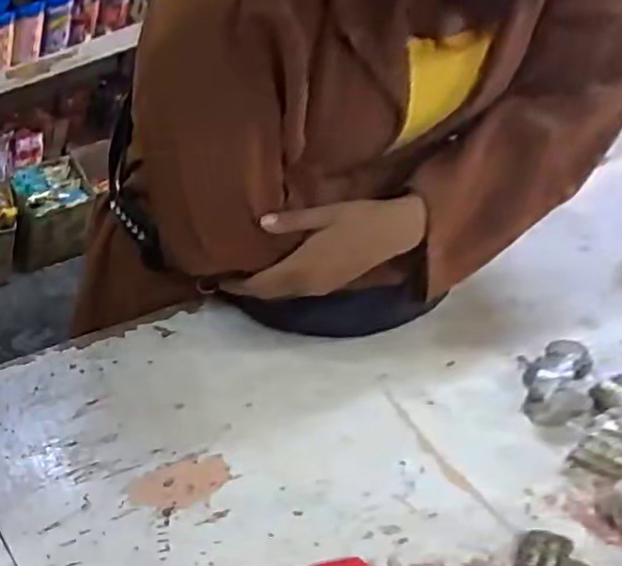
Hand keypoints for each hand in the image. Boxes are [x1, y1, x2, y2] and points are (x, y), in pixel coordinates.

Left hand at [221, 195, 427, 299]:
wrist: (400, 231)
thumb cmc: (362, 217)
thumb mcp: (326, 214)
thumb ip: (292, 221)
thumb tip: (261, 222)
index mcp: (299, 268)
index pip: (257, 284)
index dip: (236, 285)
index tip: (220, 279)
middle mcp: (303, 285)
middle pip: (264, 293)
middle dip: (245, 289)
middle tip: (228, 279)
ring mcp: (315, 289)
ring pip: (277, 295)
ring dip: (260, 290)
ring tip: (245, 278)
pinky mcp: (325, 288)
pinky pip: (291, 292)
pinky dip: (276, 288)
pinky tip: (272, 276)